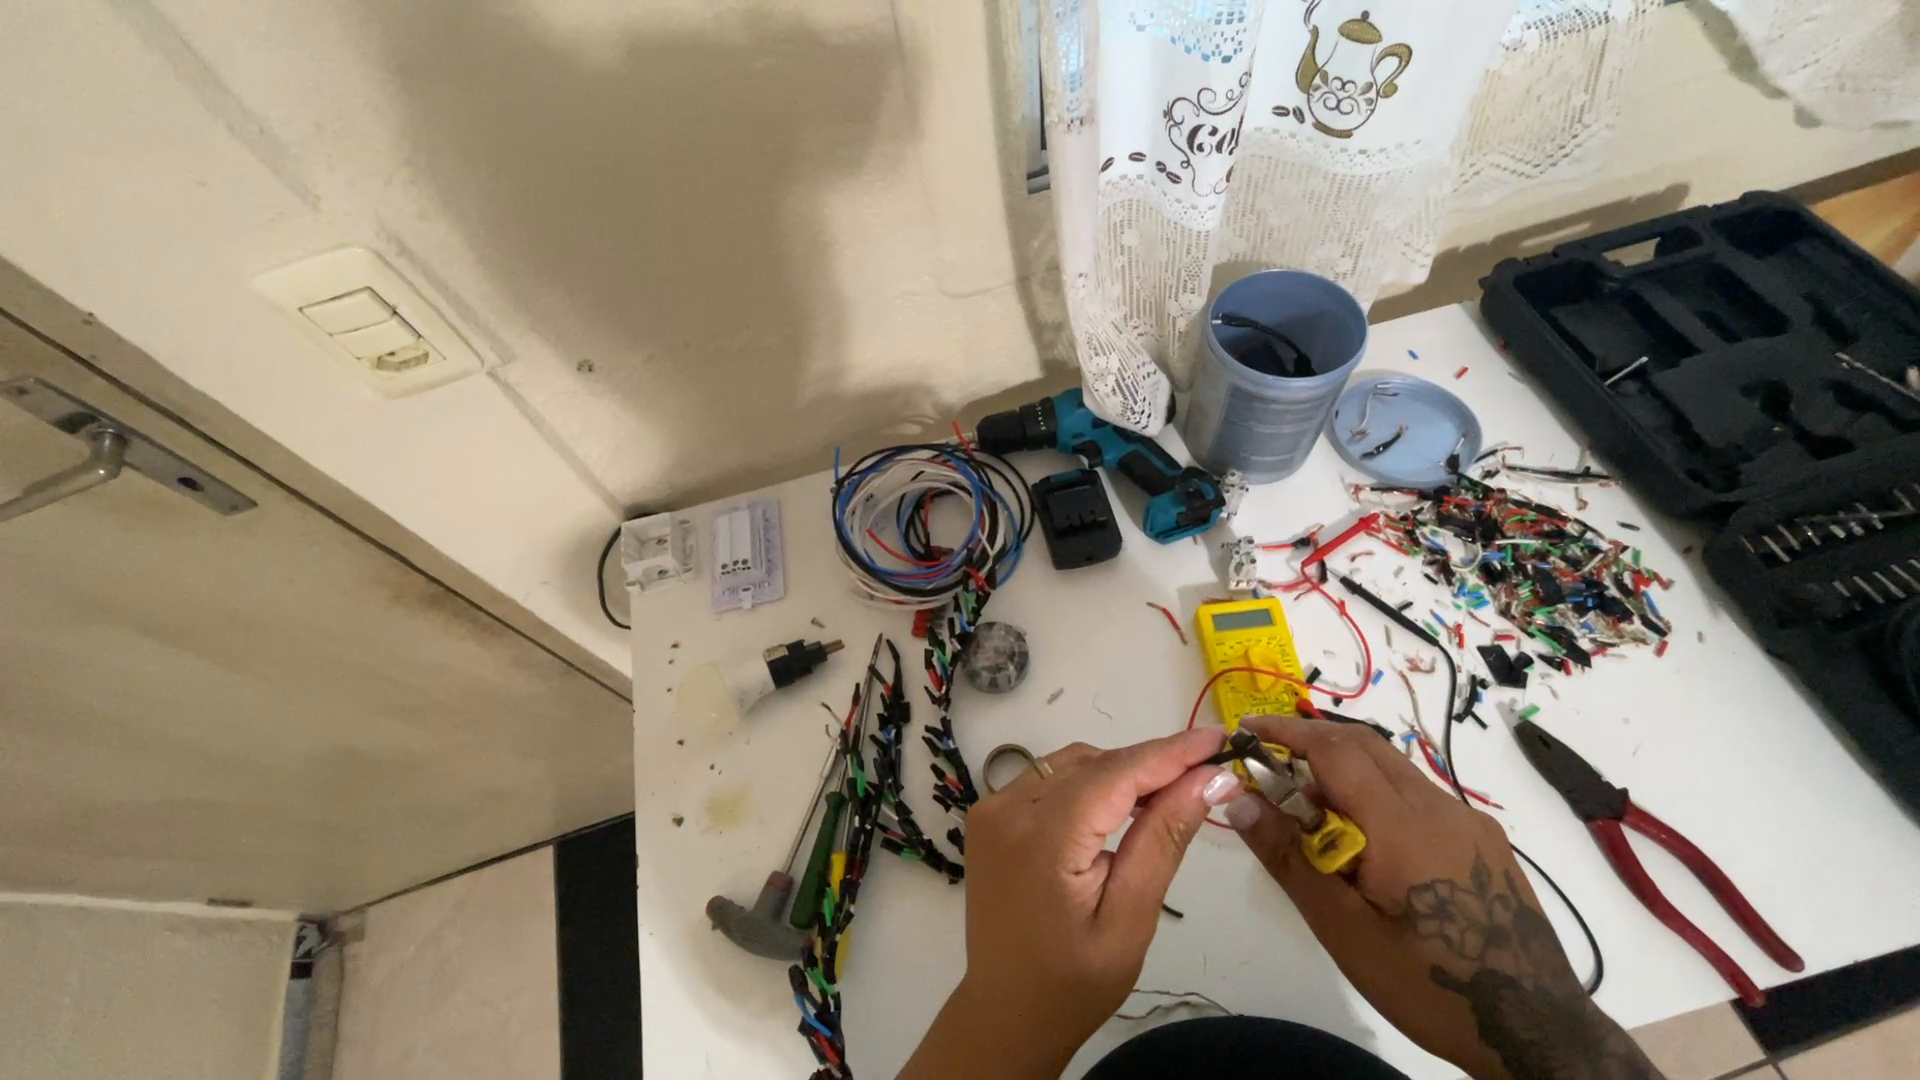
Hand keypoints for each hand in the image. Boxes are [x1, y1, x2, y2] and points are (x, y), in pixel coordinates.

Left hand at [899, 728, 1240, 1079]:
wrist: (1006, 1011)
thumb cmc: (1074, 981)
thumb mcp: (1130, 919)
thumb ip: (1163, 840)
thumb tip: (1207, 779)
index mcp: (1042, 839)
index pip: (1116, 773)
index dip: (1170, 752)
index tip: (1218, 738)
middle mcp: (1007, 809)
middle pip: (1092, 763)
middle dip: (1149, 763)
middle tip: (1203, 775)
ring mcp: (992, 808)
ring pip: (1070, 763)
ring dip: (1118, 771)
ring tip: (1163, 796)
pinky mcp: (989, 814)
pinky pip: (1048, 778)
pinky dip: (1086, 783)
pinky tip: (1115, 808)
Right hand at [1228, 714, 1658, 1079]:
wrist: (1539, 1034)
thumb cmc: (1426, 984)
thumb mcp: (1342, 928)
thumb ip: (1289, 856)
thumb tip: (1238, 801)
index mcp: (1402, 825)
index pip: (1335, 750)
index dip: (1286, 731)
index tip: (1246, 729)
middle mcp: (1440, 807)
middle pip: (1365, 745)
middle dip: (1311, 741)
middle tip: (1269, 761)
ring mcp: (1469, 822)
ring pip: (1393, 769)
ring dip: (1343, 769)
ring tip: (1308, 811)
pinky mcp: (1484, 841)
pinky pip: (1417, 796)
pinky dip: (1375, 794)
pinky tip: (1363, 843)